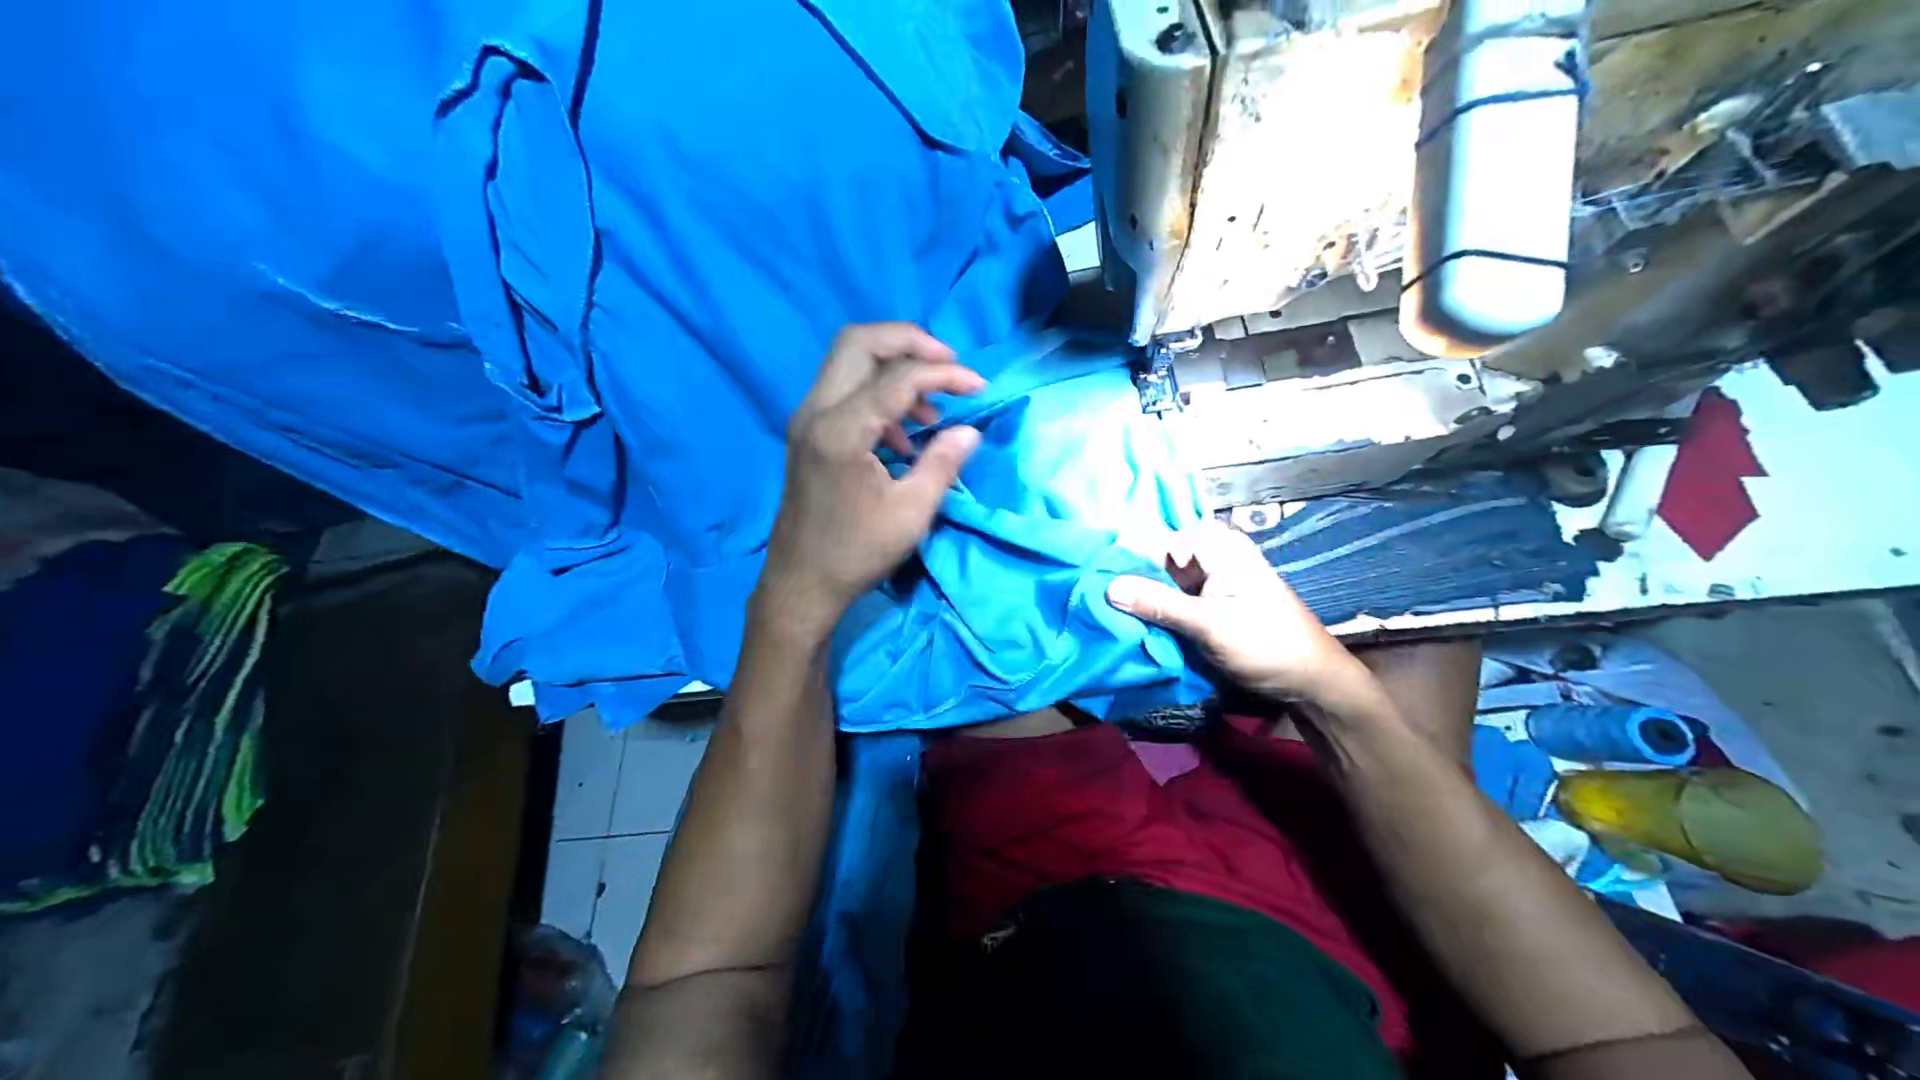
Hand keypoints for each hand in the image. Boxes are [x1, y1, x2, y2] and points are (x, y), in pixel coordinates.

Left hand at [762, 323, 985, 630]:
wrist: (801, 583)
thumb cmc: (857, 553)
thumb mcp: (911, 512)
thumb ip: (943, 462)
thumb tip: (970, 430)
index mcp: (841, 430)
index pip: (898, 377)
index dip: (945, 374)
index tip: (979, 388)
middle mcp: (815, 411)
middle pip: (859, 341)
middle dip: (910, 342)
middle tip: (948, 365)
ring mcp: (806, 419)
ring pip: (849, 361)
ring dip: (893, 369)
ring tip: (931, 411)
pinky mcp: (807, 432)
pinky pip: (843, 389)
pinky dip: (877, 393)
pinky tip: (903, 436)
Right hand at [1105, 520, 1376, 709]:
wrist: (1310, 683)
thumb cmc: (1267, 645)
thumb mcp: (1209, 624)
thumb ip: (1159, 604)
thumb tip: (1108, 587)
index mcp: (1220, 548)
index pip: (1162, 539)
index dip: (1130, 555)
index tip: (1098, 575)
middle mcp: (1213, 558)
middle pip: (1160, 559)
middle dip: (1132, 575)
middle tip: (1096, 594)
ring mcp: (1210, 583)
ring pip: (1163, 581)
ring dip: (1141, 596)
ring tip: (1107, 609)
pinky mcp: (1207, 606)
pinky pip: (1171, 600)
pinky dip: (1154, 610)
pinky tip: (1130, 620)